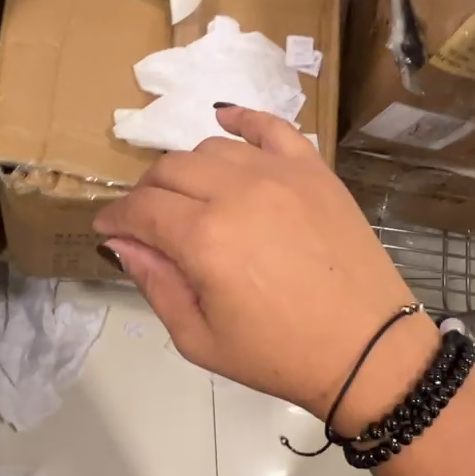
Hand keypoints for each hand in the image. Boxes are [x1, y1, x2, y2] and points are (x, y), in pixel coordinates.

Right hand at [94, 107, 437, 434]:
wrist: (368, 350)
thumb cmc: (278, 355)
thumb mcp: (199, 339)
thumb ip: (154, 284)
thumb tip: (122, 243)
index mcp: (204, 239)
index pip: (140, 209)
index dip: (115, 218)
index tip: (107, 229)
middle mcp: (237, 193)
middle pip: (169, 170)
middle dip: (146, 194)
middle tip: (147, 222)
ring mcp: (280, 174)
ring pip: (211, 149)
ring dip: (187, 169)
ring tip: (190, 197)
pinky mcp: (314, 171)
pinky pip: (270, 127)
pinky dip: (241, 120)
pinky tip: (224, 123)